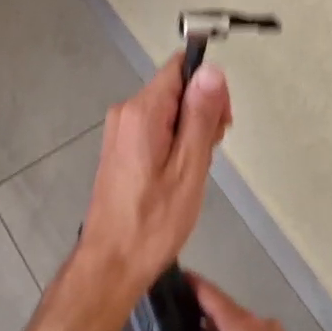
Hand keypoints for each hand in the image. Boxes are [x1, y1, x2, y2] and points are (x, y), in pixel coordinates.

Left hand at [78, 55, 230, 293]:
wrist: (111, 262)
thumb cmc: (153, 222)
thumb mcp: (188, 168)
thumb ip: (200, 116)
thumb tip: (211, 70)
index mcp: (141, 111)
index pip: (179, 68)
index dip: (207, 86)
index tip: (220, 120)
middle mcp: (126, 111)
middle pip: (175, 88)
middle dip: (201, 112)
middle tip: (209, 153)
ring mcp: (120, 129)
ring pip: (168, 110)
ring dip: (190, 132)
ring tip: (194, 171)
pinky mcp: (120, 147)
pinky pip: (156, 128)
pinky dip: (174, 143)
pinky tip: (180, 174)